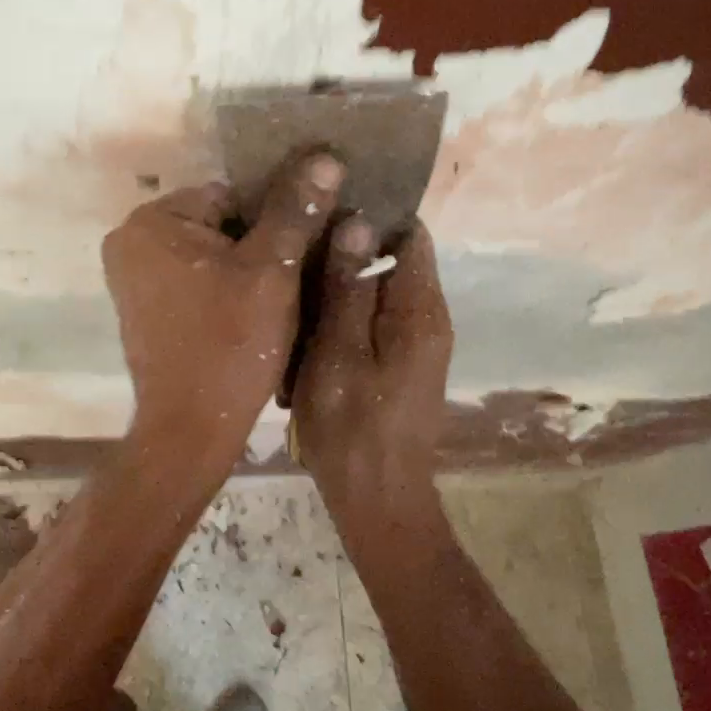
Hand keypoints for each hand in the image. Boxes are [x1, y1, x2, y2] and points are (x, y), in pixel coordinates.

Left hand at [102, 155, 342, 453]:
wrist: (191, 429)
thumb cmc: (230, 343)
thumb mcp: (272, 270)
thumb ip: (295, 210)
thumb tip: (324, 157)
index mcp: (151, 221)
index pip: (231, 195)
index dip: (274, 220)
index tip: (303, 252)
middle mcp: (129, 242)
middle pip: (219, 224)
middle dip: (259, 246)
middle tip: (297, 279)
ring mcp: (132, 279)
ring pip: (210, 256)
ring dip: (246, 271)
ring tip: (279, 301)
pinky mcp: (144, 310)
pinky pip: (195, 283)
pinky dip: (224, 292)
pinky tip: (252, 318)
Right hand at [291, 220, 453, 507]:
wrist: (376, 500)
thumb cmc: (352, 427)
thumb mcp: (337, 352)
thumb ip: (347, 287)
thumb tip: (357, 221)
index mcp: (418, 309)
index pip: (408, 233)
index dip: (367, 215)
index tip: (318, 210)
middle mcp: (424, 318)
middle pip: (386, 260)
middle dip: (340, 256)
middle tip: (289, 256)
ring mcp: (411, 343)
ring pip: (370, 293)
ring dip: (331, 294)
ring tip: (286, 298)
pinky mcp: (395, 364)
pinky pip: (366, 324)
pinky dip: (335, 324)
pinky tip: (300, 340)